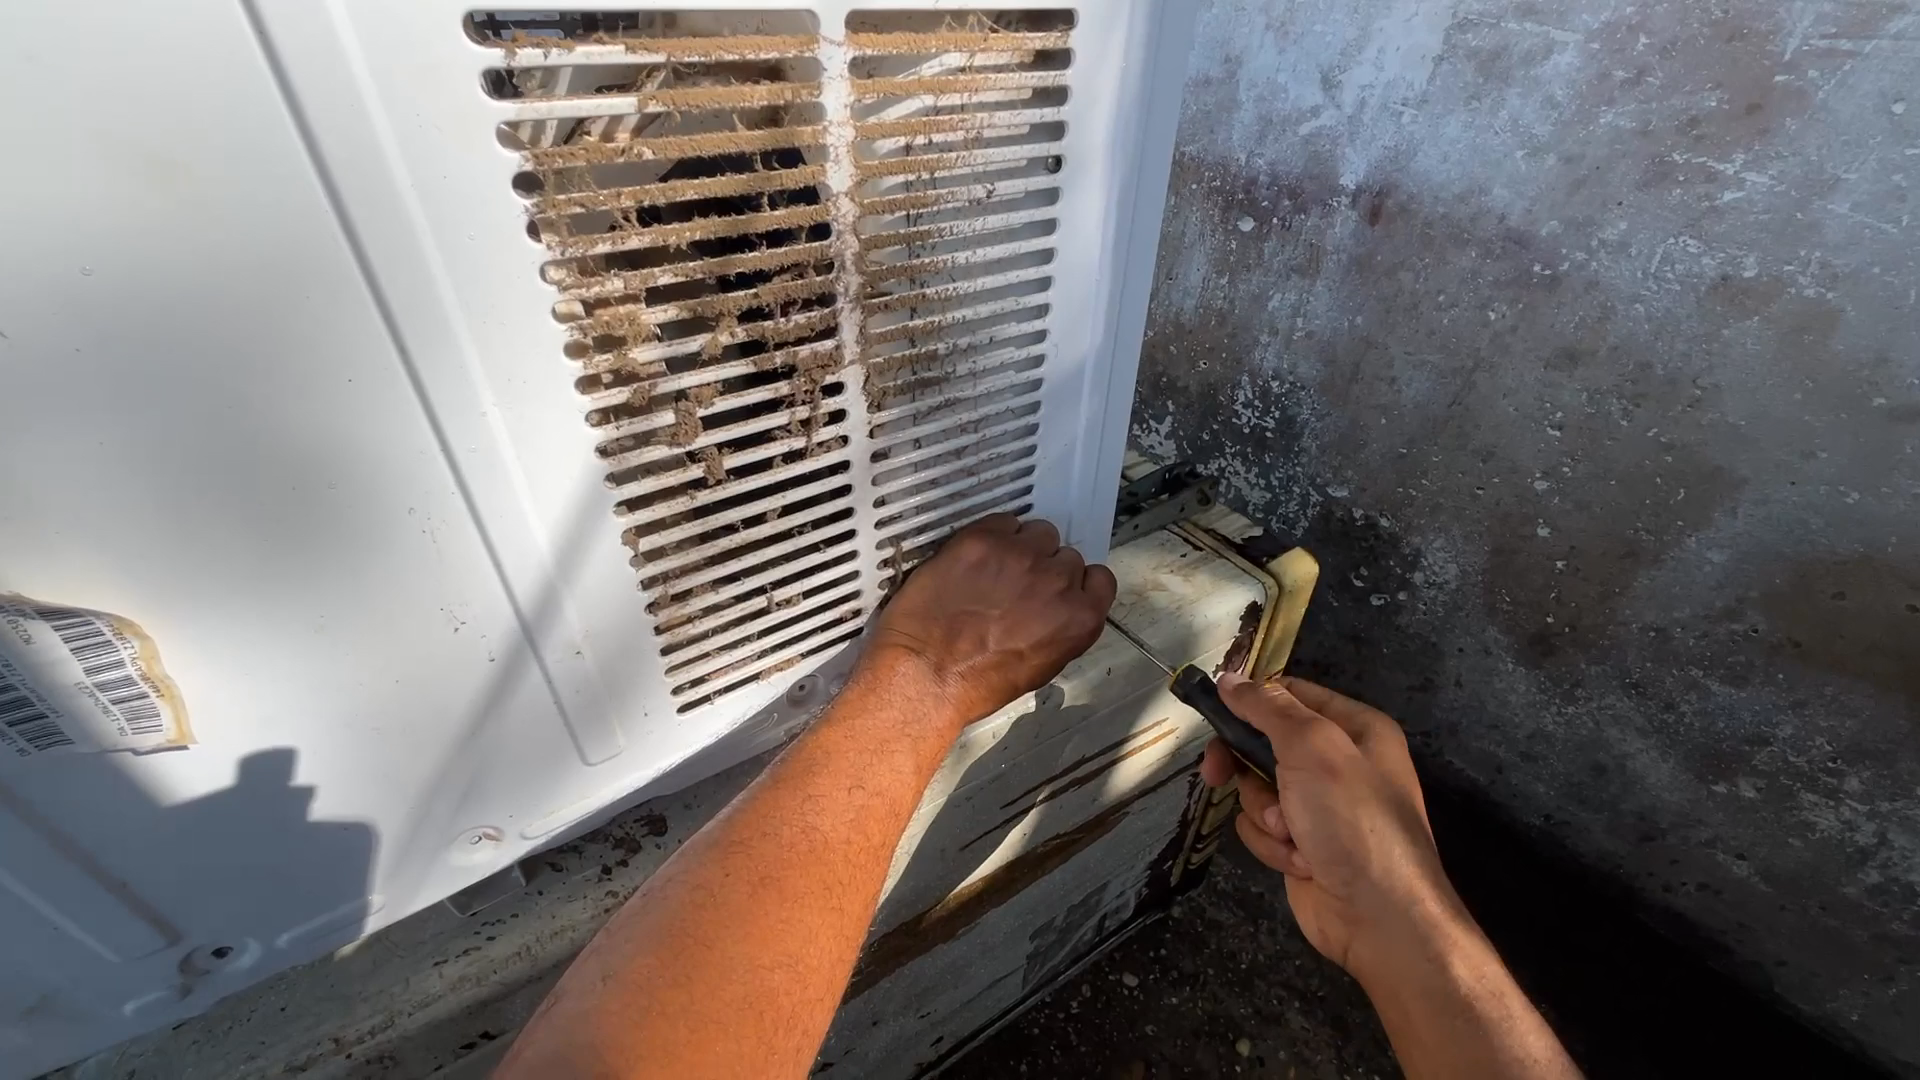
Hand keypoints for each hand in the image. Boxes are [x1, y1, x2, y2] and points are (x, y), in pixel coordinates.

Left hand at [862, 514, 1116, 727]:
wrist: (925, 673)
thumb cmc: (977, 683)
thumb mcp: (1041, 667)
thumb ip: (1060, 628)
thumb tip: (1053, 608)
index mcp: (1080, 619)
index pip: (1099, 578)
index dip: (1076, 582)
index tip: (1059, 587)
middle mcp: (1058, 581)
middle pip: (1065, 554)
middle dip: (1044, 568)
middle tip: (1015, 585)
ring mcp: (1020, 555)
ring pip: (1037, 531)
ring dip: (1022, 546)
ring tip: (994, 569)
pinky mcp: (982, 539)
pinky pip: (1002, 521)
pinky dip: (992, 534)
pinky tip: (974, 558)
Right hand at [1200, 676, 1473, 987]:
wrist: (1380, 919)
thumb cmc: (1352, 821)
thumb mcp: (1311, 748)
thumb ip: (1267, 708)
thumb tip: (1230, 678)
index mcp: (1354, 728)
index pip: (1289, 693)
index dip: (1251, 701)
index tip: (1215, 709)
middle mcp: (1337, 762)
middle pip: (1262, 741)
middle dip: (1243, 764)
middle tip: (1216, 772)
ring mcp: (1319, 805)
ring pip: (1255, 786)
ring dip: (1263, 811)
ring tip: (1291, 834)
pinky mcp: (1301, 841)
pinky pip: (1261, 824)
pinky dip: (1270, 842)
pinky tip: (1298, 860)